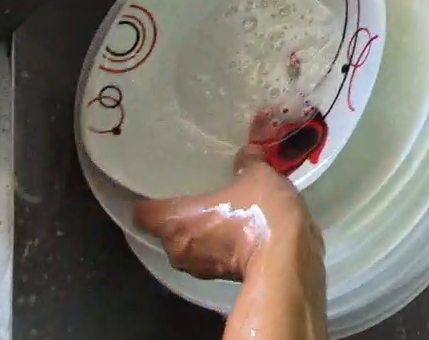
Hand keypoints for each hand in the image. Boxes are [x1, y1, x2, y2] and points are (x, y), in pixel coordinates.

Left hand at [133, 145, 321, 282]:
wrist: (283, 256)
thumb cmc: (258, 211)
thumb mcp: (257, 175)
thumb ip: (247, 163)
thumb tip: (245, 152)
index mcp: (177, 221)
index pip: (144, 213)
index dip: (148, 201)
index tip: (158, 190)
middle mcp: (178, 248)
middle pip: (167, 230)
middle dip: (182, 217)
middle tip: (200, 197)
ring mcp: (197, 266)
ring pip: (189, 245)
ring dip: (202, 232)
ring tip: (221, 212)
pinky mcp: (218, 276)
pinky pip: (210, 255)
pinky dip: (219, 244)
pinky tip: (238, 229)